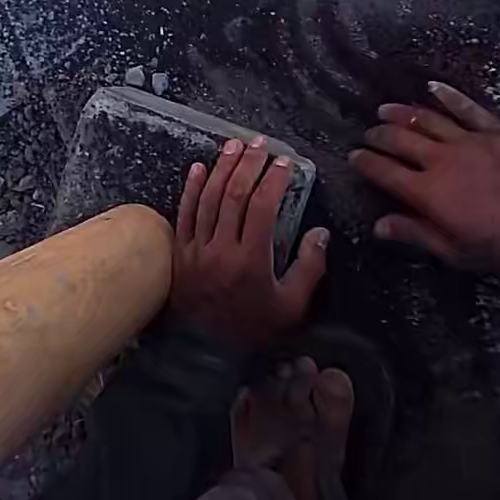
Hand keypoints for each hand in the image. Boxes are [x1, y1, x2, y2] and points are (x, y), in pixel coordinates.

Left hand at [173, 135, 330, 350]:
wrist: (202, 355)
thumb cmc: (252, 329)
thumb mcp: (292, 307)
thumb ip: (309, 268)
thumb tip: (320, 233)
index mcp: (251, 260)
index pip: (263, 207)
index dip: (274, 180)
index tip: (285, 163)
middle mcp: (221, 249)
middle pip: (234, 195)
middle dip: (249, 164)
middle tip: (260, 144)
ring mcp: (195, 249)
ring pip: (208, 199)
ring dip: (222, 168)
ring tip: (234, 145)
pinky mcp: (179, 253)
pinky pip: (184, 214)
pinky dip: (191, 188)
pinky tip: (199, 167)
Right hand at [349, 82, 499, 289]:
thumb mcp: (458, 252)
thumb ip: (416, 234)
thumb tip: (379, 225)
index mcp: (429, 192)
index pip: (385, 171)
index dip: (365, 163)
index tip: (353, 156)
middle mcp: (442, 159)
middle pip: (400, 139)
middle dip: (378, 134)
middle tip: (368, 133)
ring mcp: (469, 139)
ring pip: (426, 119)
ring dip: (402, 112)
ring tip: (385, 108)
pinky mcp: (496, 129)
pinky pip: (466, 107)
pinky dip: (448, 96)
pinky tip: (434, 87)